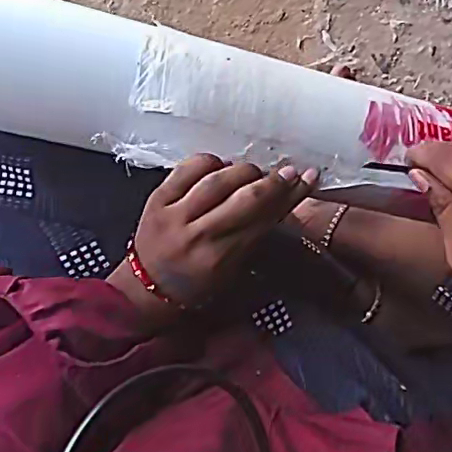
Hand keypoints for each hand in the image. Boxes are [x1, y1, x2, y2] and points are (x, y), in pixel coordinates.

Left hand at [109, 155, 318, 326]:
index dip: (288, 197)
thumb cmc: (195, 286)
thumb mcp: (230, 273)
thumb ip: (254, 238)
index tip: (308, 178)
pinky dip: (209, 162)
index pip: (262, 221)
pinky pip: (187, 169)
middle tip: (287, 172)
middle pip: (244, 198)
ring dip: (243, 171)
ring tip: (254, 172)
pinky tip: (221, 165)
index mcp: (219, 259)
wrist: (144, 289)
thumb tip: (285, 198)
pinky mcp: (156, 199)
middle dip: (272, 182)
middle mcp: (197, 235)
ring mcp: (174, 214)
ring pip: (218, 180)